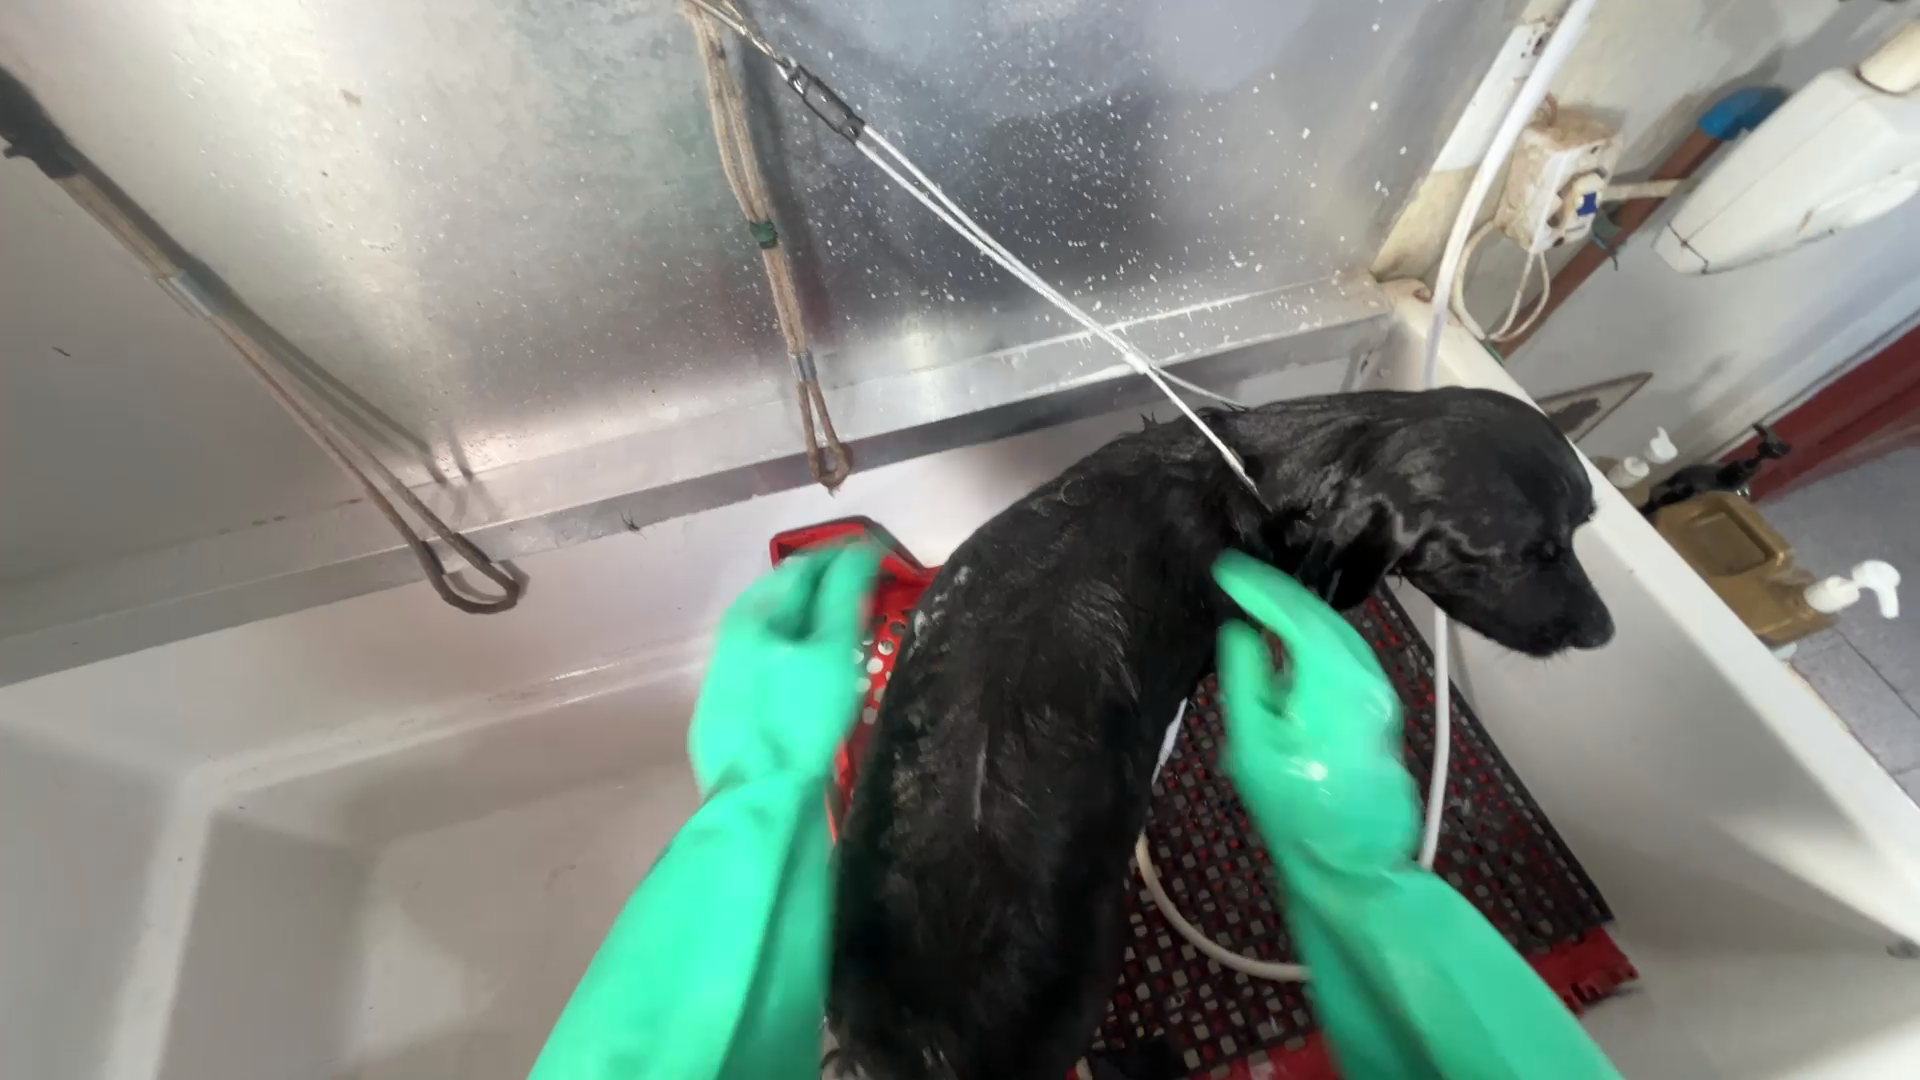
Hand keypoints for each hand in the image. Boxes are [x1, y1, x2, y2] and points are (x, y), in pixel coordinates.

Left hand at [688, 545, 882, 795]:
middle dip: (828, 585)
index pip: (805, 565)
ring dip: (813, 618)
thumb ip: (844, 595)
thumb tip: (860, 551)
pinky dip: (798, 650)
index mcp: (755, 613)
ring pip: (778, 627)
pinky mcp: (729, 704)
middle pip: (787, 593)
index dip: (844, 556)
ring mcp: (727, 670)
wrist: (759, 800)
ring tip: (850, 626)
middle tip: (870, 591)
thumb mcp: (833, 651)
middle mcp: (734, 633)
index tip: (879, 558)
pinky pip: (769, 659)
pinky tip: (818, 669)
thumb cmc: (802, 720)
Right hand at [1212, 551, 1417, 869]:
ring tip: (1258, 593)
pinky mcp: (1380, 705)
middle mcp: (1366, 680)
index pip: (1297, 617)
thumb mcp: (1250, 748)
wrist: (1351, 863)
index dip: (1260, 588)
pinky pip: (1345, 648)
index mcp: (1333, 687)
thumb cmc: (1291, 809)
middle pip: (1321, 616)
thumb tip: (1240, 632)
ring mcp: (1379, 693)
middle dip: (1277, 591)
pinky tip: (1291, 628)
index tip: (1225, 567)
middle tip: (1236, 574)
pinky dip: (1314, 628)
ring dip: (1297, 608)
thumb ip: (1244, 681)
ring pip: (1338, 630)